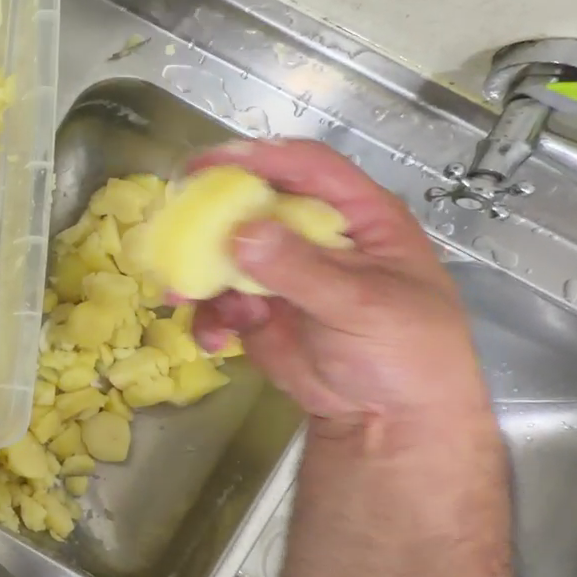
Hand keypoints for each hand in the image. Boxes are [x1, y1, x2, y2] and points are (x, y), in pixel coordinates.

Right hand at [187, 138, 488, 443]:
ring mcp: (278, 272)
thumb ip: (301, 269)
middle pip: (250, 206)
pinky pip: (214, 301)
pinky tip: (216, 343)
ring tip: (182, 298)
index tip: (206, 166)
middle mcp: (311, 236)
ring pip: (221, 255)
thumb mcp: (362, 305)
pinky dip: (206, 319)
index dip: (258, 158)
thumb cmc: (405, 352)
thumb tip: (242, 232)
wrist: (387, 418)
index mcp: (355, 217)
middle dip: (208, 221)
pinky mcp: (253, 308)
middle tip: (170, 231)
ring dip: (197, 276)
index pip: (306, 169)